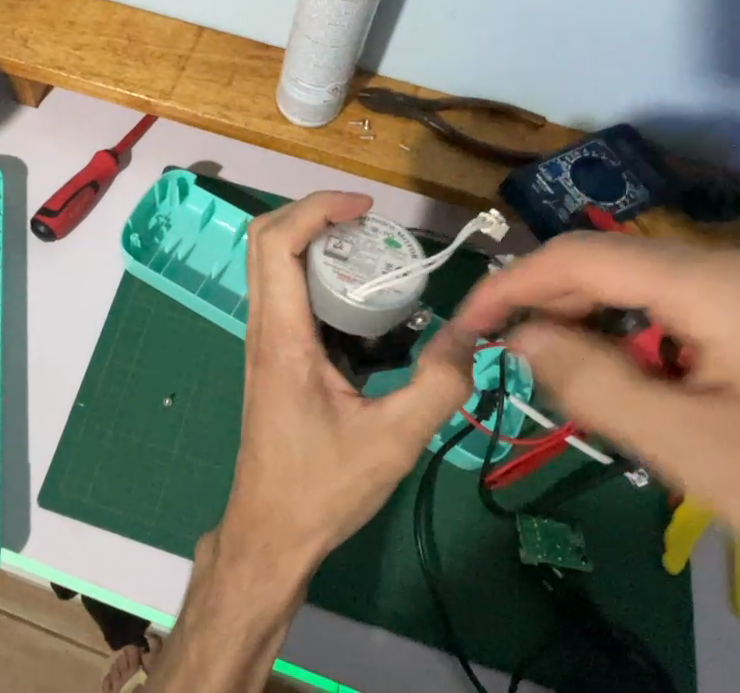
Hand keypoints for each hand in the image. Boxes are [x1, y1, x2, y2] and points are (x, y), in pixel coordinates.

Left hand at [216, 191, 480, 579]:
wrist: (270, 532)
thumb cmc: (322, 488)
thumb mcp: (395, 440)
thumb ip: (439, 384)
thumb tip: (474, 334)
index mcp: (282, 336)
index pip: (276, 242)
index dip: (316, 207)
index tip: (366, 207)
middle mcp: (265, 328)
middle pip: (266, 241)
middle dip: (316, 216)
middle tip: (372, 226)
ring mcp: (266, 341)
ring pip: (276, 267)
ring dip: (319, 247)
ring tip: (377, 257)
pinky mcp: (276, 356)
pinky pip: (291, 297)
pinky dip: (323, 282)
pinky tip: (371, 309)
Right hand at [448, 231, 739, 620]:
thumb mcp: (692, 449)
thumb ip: (593, 382)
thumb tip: (518, 338)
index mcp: (713, 285)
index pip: (577, 258)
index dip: (508, 287)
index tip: (462, 330)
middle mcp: (731, 271)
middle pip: (605, 266)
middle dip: (541, 306)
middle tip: (494, 358)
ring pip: (637, 291)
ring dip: (582, 326)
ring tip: (546, 375)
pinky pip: (672, 316)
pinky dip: (626, 342)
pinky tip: (618, 384)